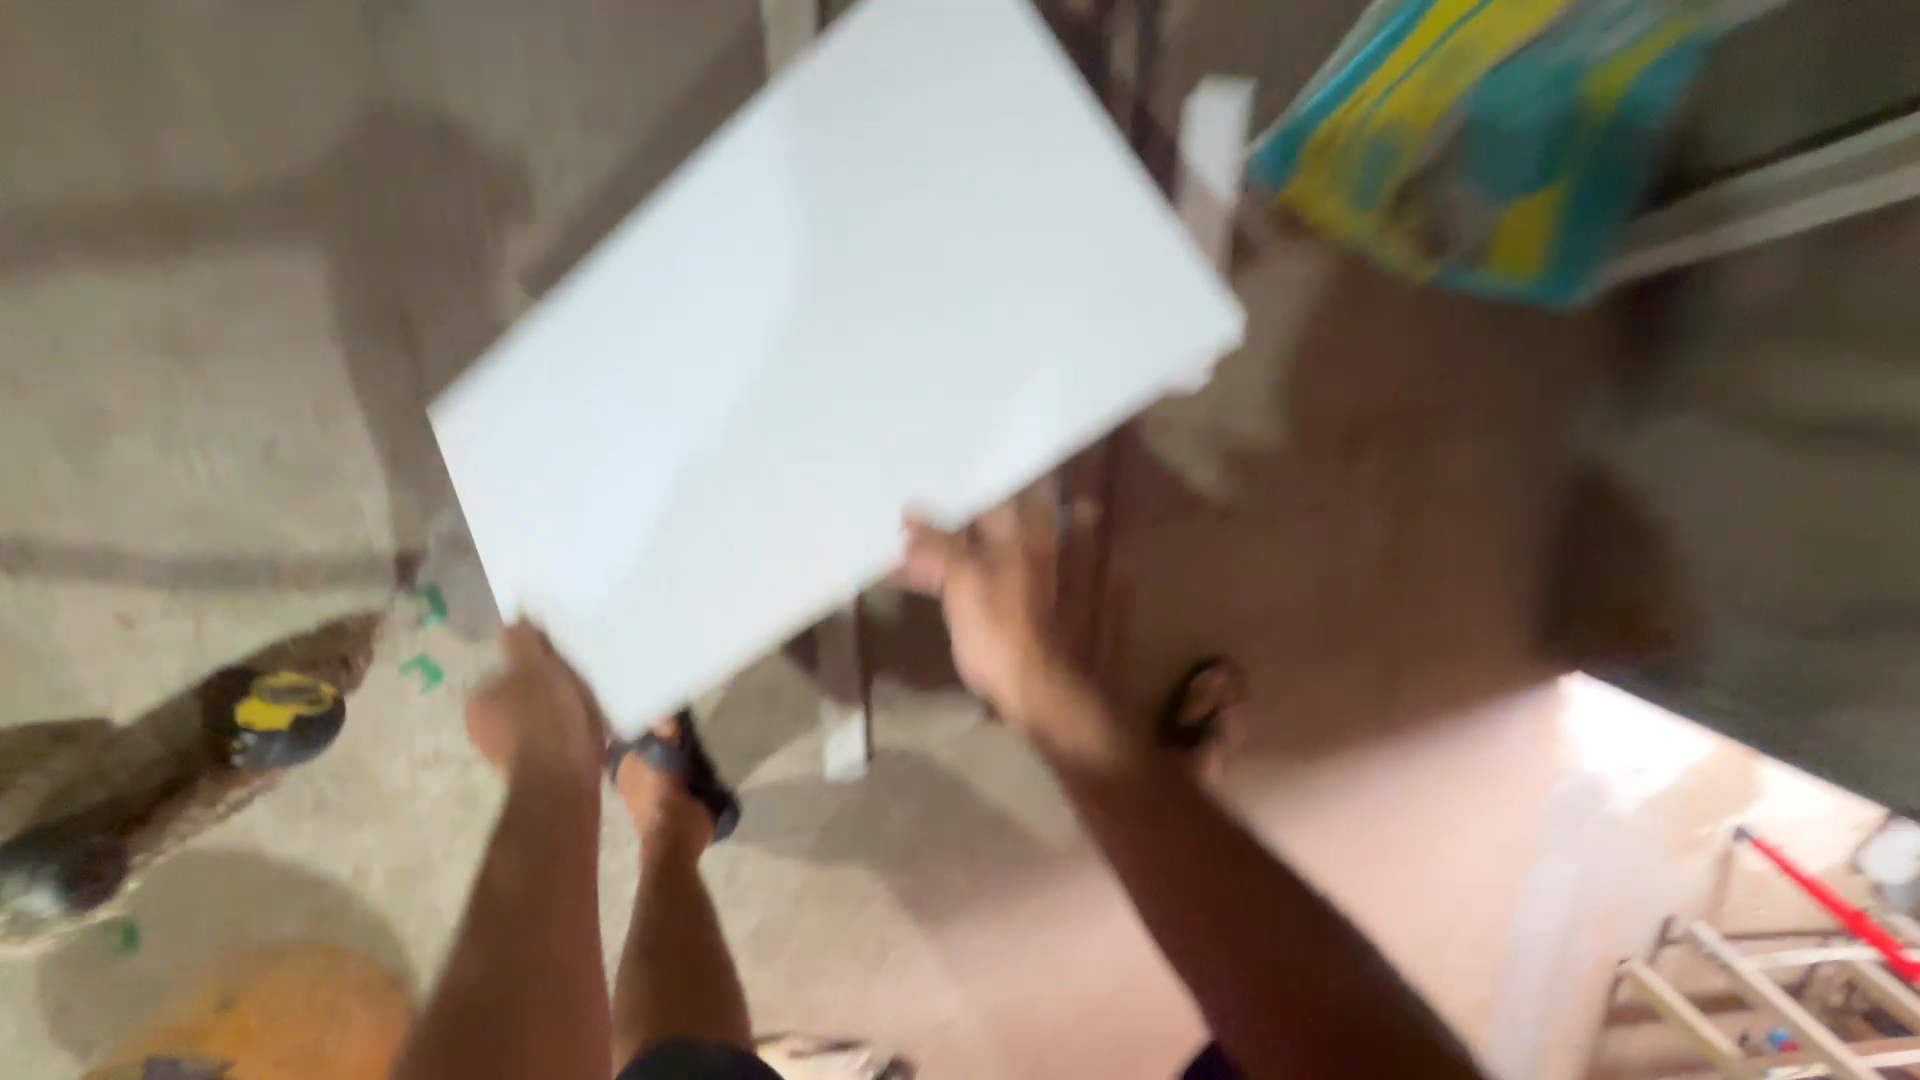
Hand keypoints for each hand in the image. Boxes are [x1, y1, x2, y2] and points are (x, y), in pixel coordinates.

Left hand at [466, 621, 602, 779]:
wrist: (564, 777)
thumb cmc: (547, 717)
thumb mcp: (537, 668)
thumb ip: (523, 643)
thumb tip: (511, 621)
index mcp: (478, 701)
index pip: (506, 671)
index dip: (534, 664)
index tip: (560, 663)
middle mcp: (483, 729)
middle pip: (522, 695)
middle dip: (547, 689)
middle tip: (578, 682)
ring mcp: (507, 753)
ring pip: (539, 718)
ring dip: (560, 712)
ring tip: (590, 705)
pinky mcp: (534, 770)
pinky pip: (553, 739)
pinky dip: (568, 732)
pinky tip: (589, 728)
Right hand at [899, 496, 1072, 727]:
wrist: (1021, 678)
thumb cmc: (998, 622)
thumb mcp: (963, 576)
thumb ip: (937, 542)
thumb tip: (909, 513)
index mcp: (1016, 534)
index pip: (989, 494)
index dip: (957, 483)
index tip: (926, 472)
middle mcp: (1010, 548)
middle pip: (970, 521)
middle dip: (935, 514)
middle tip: (900, 501)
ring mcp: (996, 574)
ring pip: (956, 549)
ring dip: (925, 545)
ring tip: (888, 534)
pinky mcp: (982, 600)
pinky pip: (950, 576)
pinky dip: (926, 573)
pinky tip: (893, 572)